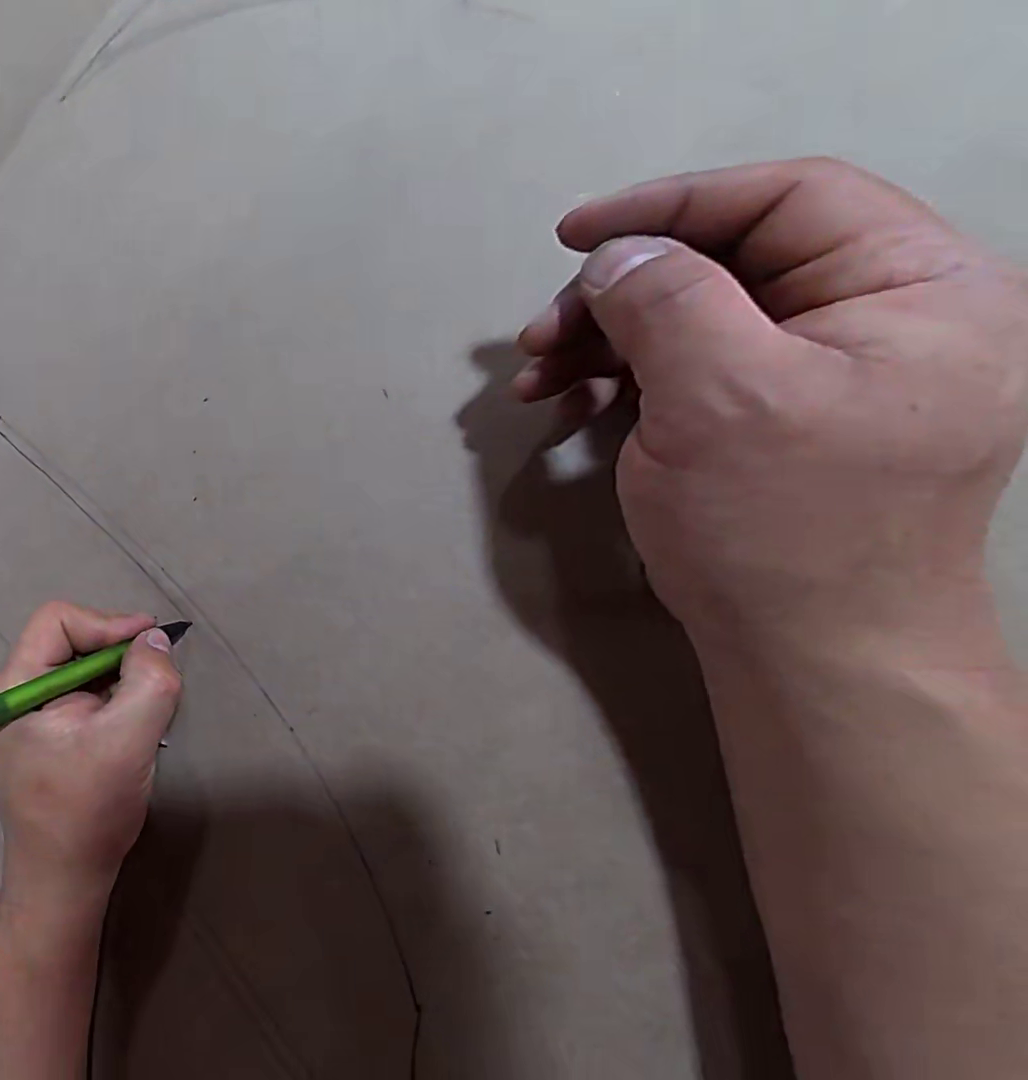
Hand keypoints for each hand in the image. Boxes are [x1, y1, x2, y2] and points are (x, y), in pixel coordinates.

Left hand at [0, 602, 182, 906]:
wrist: (64, 881)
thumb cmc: (88, 812)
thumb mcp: (127, 742)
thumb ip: (149, 683)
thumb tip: (155, 639)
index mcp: (12, 688)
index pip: (56, 622)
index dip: (107, 624)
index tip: (150, 642)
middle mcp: (9, 696)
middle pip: (66, 643)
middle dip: (115, 652)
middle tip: (155, 671)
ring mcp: (21, 718)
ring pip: (75, 670)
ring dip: (115, 677)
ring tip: (145, 701)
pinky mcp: (38, 737)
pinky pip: (76, 696)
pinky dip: (109, 698)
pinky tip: (129, 721)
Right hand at [514, 158, 1027, 654]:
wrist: (803, 642)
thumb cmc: (777, 521)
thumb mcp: (717, 398)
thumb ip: (668, 303)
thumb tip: (613, 253)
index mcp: (911, 290)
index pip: (787, 201)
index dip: (671, 205)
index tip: (572, 234)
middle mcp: (869, 319)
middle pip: (722, 264)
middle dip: (615, 294)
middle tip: (538, 336)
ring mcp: (811, 372)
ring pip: (687, 320)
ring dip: (599, 341)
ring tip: (535, 379)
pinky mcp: (758, 416)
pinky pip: (681, 370)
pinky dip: (615, 378)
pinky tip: (568, 405)